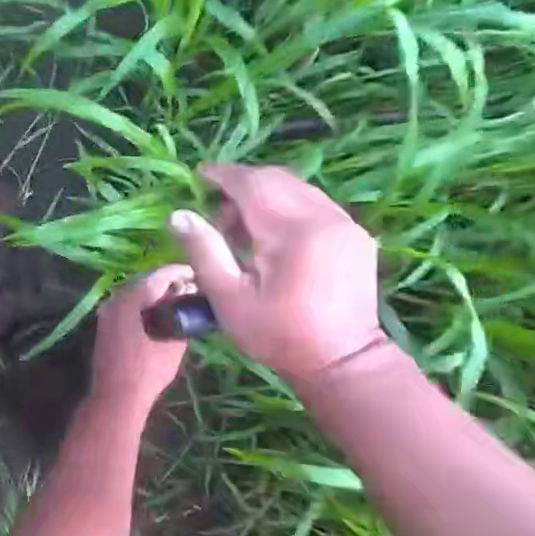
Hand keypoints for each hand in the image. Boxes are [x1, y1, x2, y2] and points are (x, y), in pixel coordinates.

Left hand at [87, 265, 193, 409]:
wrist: (116, 397)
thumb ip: (181, 317)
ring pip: (135, 294)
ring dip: (156, 294)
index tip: (197, 272)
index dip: (179, 272)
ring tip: (180, 298)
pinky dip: (145, 305)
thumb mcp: (173, 344)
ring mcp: (106, 313)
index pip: (158, 276)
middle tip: (191, 285)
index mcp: (129, 300)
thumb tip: (187, 300)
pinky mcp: (105, 326)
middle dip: (168, 282)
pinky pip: (128, 307)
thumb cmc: (147, 371)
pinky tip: (161, 313)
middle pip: (144, 282)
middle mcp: (114, 300)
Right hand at [169, 164, 385, 380]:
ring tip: (241, 227)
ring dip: (265, 195)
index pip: (252, 184)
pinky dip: (288, 206)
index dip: (223, 175)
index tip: (200, 174)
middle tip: (216, 210)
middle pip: (277, 179)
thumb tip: (178, 213)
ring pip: (298, 188)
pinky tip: (273, 235)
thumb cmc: (277, 334)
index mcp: (292, 231)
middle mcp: (324, 217)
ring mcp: (345, 224)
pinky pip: (316, 203)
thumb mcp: (228, 298)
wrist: (342, 361)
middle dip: (242, 184)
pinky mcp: (356, 235)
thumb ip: (203, 250)